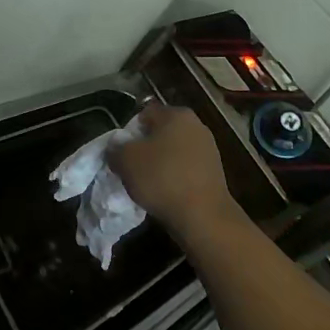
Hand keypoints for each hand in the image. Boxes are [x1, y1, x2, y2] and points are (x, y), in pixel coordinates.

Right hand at [111, 102, 242, 237]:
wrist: (202, 214)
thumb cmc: (162, 178)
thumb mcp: (126, 160)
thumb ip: (115, 148)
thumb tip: (116, 147)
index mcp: (176, 114)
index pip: (144, 115)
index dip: (128, 132)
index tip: (122, 153)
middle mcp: (196, 125)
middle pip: (160, 133)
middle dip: (145, 149)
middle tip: (131, 169)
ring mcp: (208, 148)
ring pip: (173, 152)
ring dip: (159, 165)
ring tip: (147, 185)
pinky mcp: (213, 171)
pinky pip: (185, 169)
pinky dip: (174, 178)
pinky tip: (165, 193)